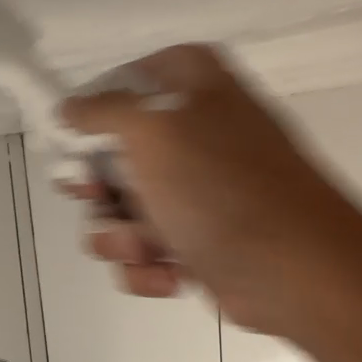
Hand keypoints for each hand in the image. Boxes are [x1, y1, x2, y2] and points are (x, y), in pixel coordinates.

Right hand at [61, 43, 361, 342]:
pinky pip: (141, 253)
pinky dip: (145, 269)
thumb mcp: (154, 129)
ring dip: (121, 238)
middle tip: (100, 200)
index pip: (116, 85)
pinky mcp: (192, 242)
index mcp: (189, 83)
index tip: (70, 150)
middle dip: (98, 192)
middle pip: (107, 155)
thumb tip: (67, 109)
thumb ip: (102, 110)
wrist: (293, 269)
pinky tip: (169, 277)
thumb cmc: (223, 187)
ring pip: (117, 212)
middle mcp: (189, 131)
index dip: (88, 119)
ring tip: (149, 250)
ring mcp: (192, 190)